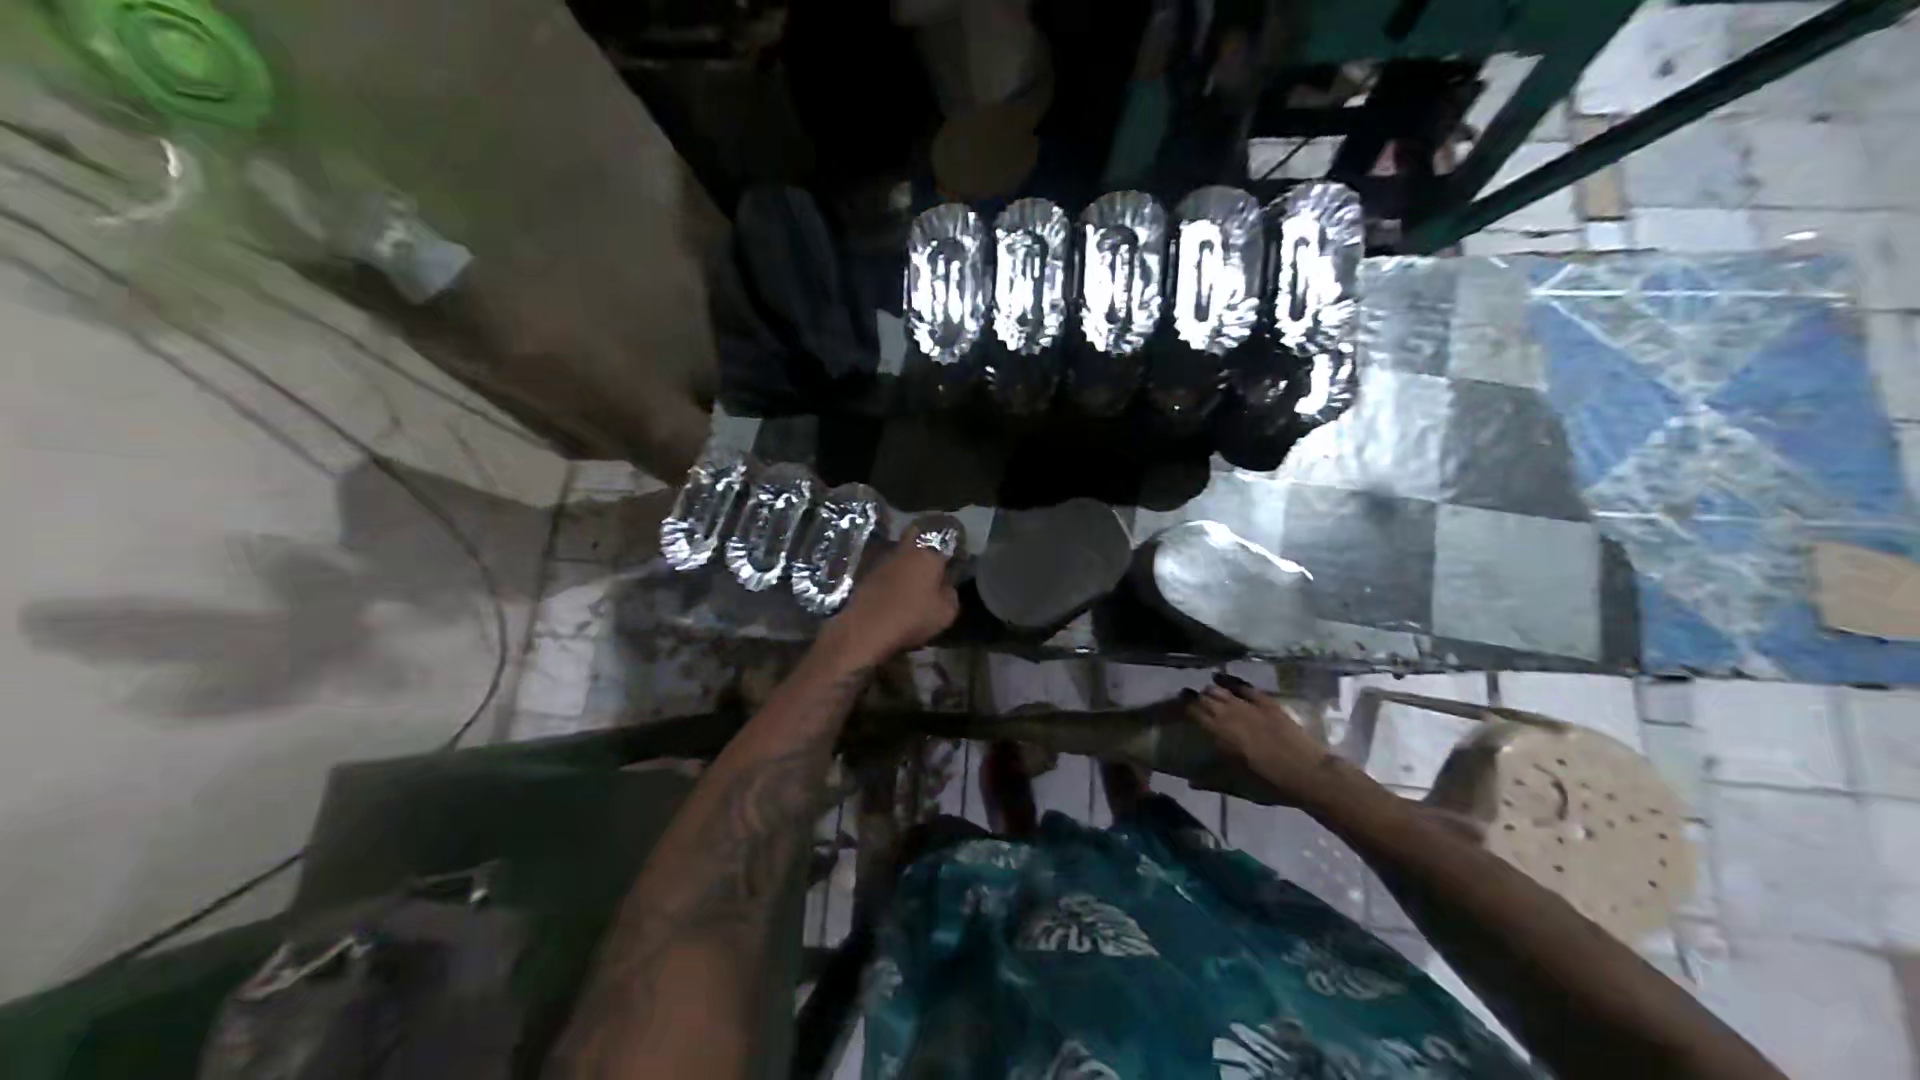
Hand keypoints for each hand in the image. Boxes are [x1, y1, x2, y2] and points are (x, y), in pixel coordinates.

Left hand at [817, 530, 959, 668]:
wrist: (866, 628)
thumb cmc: (912, 618)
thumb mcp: (946, 613)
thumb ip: (951, 594)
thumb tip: (946, 585)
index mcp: (929, 555)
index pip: (945, 545)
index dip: (950, 555)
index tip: (953, 566)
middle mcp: (906, 550)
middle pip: (916, 537)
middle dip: (923, 547)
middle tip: (930, 566)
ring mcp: (883, 559)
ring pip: (899, 553)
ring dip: (905, 562)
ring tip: (911, 581)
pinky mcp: (866, 572)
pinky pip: (886, 568)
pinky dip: (891, 576)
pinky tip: (893, 591)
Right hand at [1188, 673, 1356, 807]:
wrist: (1308, 774)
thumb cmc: (1271, 784)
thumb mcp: (1239, 786)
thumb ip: (1213, 781)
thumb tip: (1190, 782)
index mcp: (1220, 735)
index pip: (1195, 713)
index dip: (1185, 706)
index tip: (1179, 702)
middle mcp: (1231, 716)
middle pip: (1207, 699)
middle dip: (1196, 697)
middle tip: (1190, 697)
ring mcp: (1249, 706)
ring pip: (1222, 691)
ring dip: (1212, 691)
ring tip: (1207, 691)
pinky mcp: (1267, 703)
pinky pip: (1244, 686)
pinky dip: (1231, 680)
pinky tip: (1222, 677)